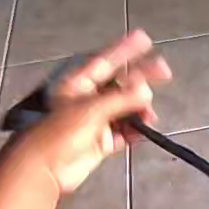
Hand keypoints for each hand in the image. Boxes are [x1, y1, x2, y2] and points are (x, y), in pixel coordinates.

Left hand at [5, 30, 169, 194]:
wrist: (42, 170)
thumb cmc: (59, 133)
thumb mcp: (91, 110)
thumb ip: (122, 99)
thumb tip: (147, 91)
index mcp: (76, 83)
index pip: (105, 61)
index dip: (125, 49)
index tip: (145, 38)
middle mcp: (86, 98)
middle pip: (120, 84)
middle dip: (141, 80)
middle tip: (165, 73)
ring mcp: (94, 120)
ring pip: (125, 108)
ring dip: (140, 110)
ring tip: (150, 117)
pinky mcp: (100, 140)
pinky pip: (124, 130)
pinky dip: (135, 130)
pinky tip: (144, 131)